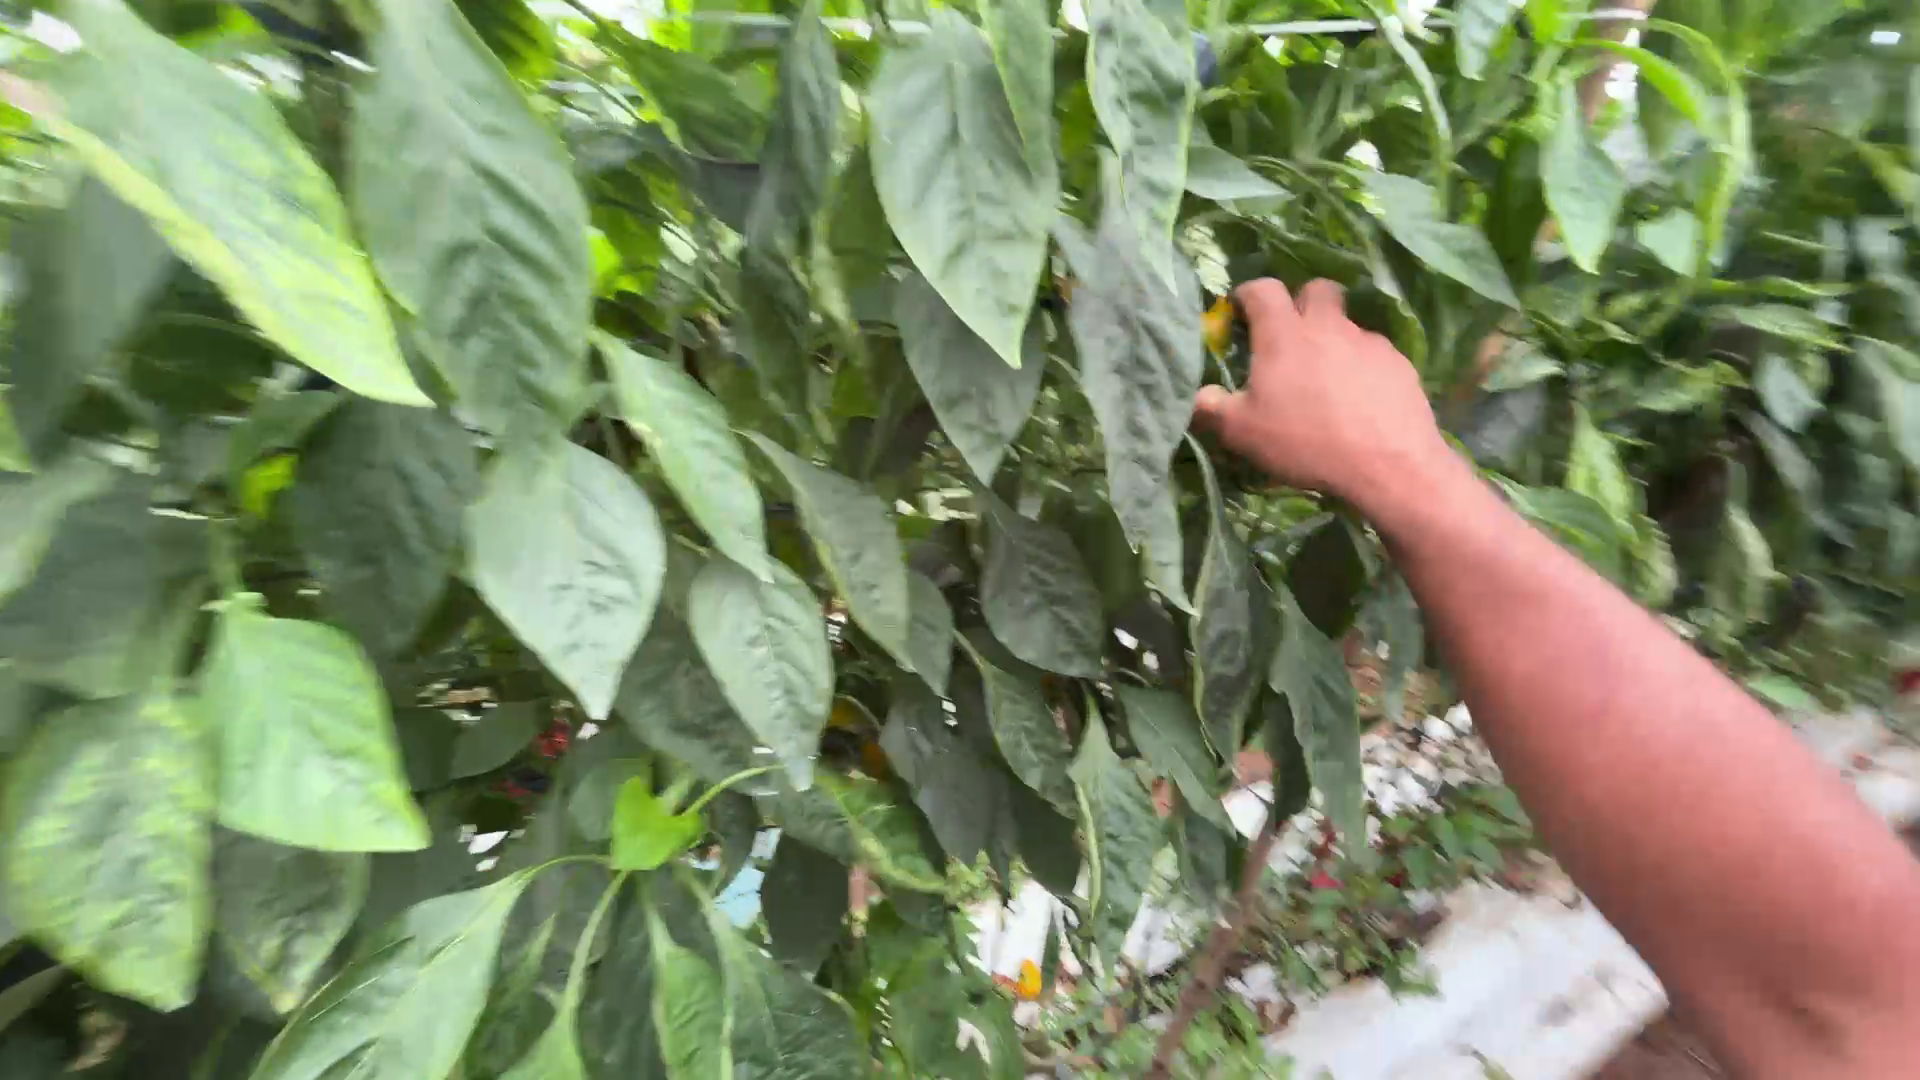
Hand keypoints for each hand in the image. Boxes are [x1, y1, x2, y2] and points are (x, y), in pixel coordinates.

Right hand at [1193, 279, 1458, 514]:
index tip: (1240, 309)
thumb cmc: (1304, 440)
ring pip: (1345, 324)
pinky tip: (1354, 400)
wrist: (1386, 463)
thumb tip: (1197, 395)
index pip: (1264, 290)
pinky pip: (1371, 353)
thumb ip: (1211, 408)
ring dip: (1330, 340)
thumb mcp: (1240, 432)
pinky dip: (1357, 366)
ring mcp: (1368, 342)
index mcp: (1283, 336)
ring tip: (1322, 380)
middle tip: (1288, 334)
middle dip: (1300, 301)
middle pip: (1316, 290)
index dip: (1248, 294)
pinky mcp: (1398, 363)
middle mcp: (1327, 327)